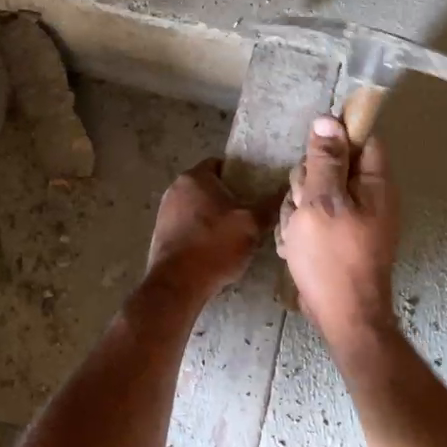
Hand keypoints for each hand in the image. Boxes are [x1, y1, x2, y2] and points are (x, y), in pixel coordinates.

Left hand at [146, 158, 277, 299]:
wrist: (178, 282)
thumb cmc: (215, 245)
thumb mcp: (250, 225)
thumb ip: (268, 206)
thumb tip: (285, 190)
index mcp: (194, 178)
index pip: (220, 164)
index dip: (239, 174)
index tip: (254, 190)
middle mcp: (175, 188)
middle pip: (208, 186)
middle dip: (227, 198)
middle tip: (249, 213)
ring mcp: (165, 210)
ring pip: (197, 207)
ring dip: (213, 216)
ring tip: (235, 234)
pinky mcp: (161, 232)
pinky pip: (186, 225)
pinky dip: (200, 232)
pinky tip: (214, 249)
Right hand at [278, 116, 398, 341]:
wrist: (342, 317)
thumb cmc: (333, 257)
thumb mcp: (322, 201)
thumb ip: (324, 160)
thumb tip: (328, 120)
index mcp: (374, 183)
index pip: (361, 138)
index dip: (334, 137)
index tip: (311, 152)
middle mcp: (369, 197)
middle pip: (330, 166)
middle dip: (306, 182)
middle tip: (304, 204)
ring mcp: (353, 220)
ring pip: (313, 193)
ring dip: (297, 209)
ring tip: (298, 233)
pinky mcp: (337, 239)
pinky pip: (311, 219)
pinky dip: (299, 230)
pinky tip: (296, 247)